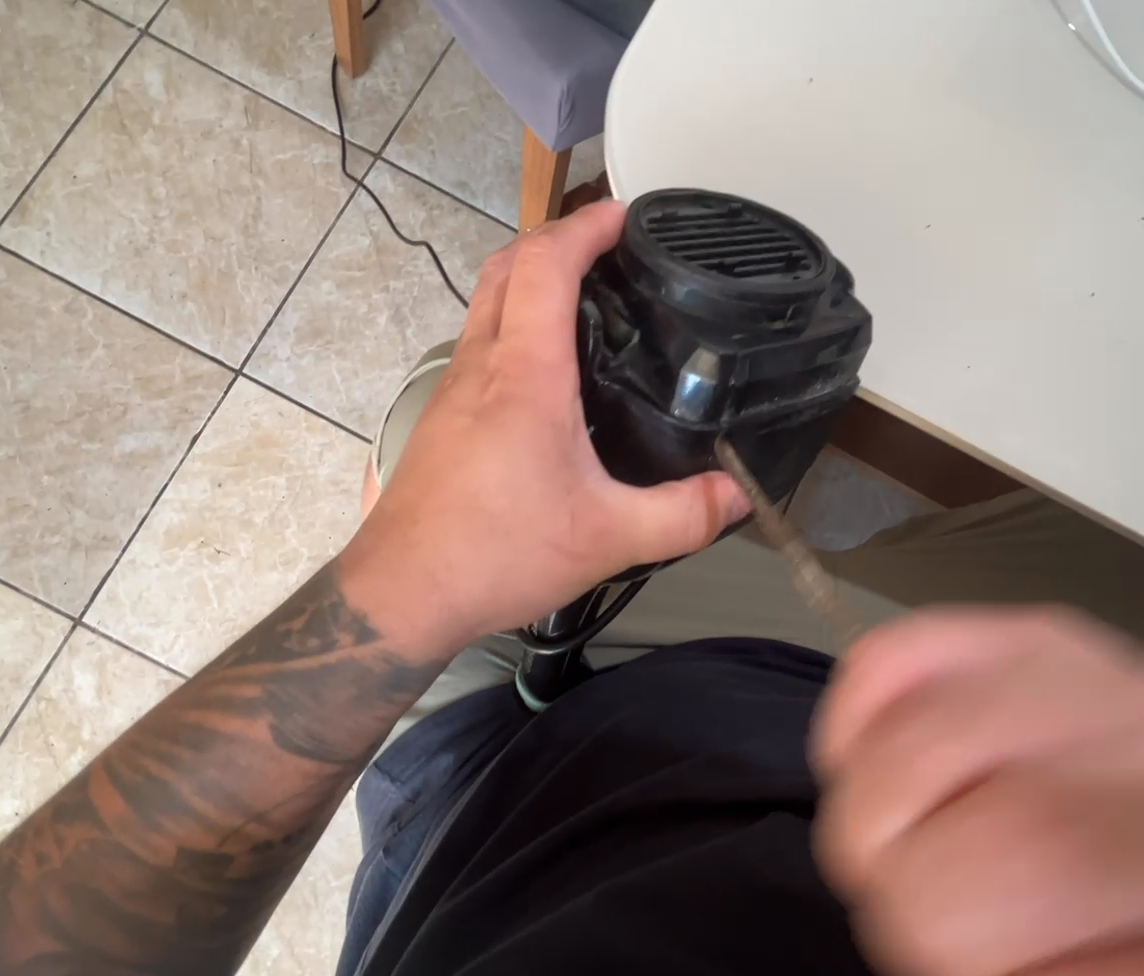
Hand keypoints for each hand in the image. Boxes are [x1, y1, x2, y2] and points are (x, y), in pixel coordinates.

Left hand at [341, 201, 747, 657]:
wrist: (404, 591)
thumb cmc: (495, 555)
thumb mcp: (607, 538)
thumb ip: (683, 515)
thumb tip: (739, 496)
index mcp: (523, 375)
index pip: (546, 264)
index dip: (585, 227)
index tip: (623, 217)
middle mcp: (479, 367)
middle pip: (505, 267)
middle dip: (553, 240)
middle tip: (604, 251)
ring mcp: (450, 391)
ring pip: (482, 305)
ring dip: (525, 283)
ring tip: (580, 302)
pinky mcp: (438, 419)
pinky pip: (474, 348)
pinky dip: (508, 330)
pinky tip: (540, 376)